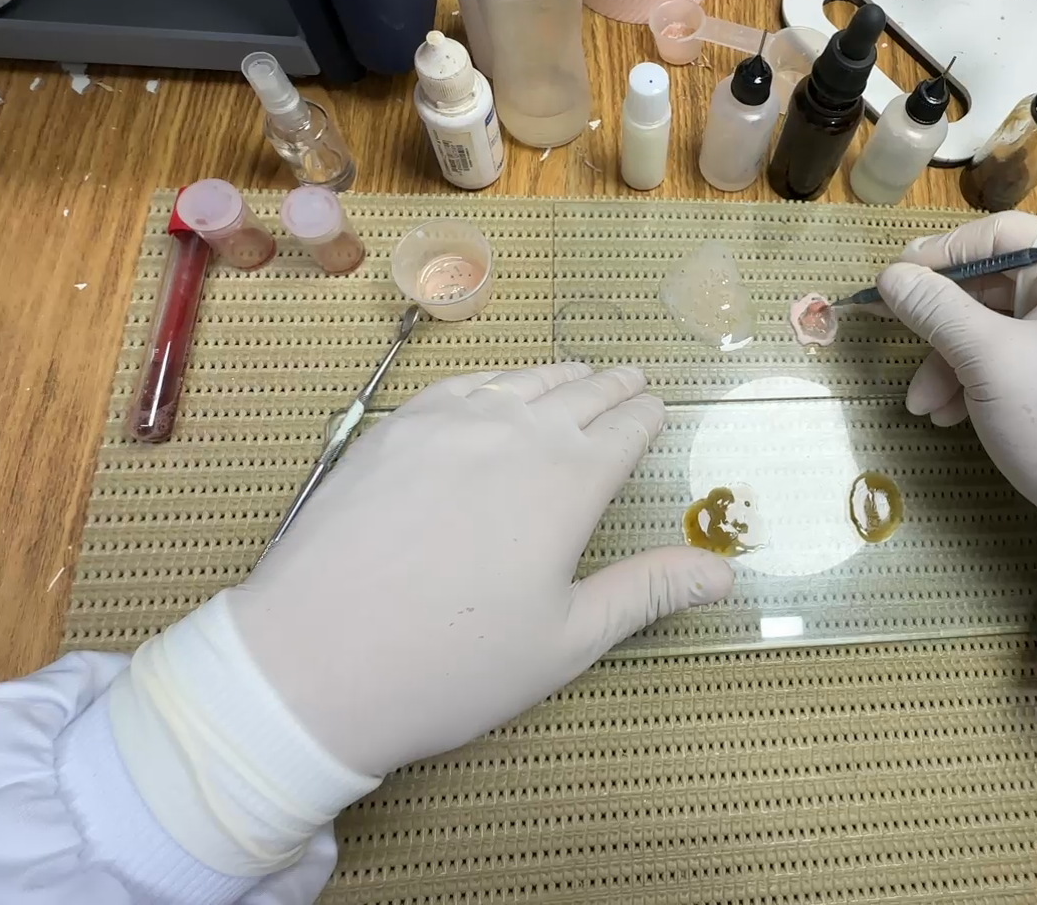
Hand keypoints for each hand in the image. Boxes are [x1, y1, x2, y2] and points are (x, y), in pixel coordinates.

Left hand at [230, 362, 734, 775]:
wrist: (311, 664)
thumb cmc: (454, 662)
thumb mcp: (567, 639)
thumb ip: (648, 592)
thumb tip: (726, 575)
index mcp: (568, 481)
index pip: (625, 430)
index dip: (647, 417)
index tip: (659, 408)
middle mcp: (517, 433)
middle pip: (581, 394)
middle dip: (615, 386)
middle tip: (634, 377)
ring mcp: (451, 421)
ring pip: (524, 380)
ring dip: (562, 375)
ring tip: (581, 372)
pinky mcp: (398, 426)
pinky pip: (463, 383)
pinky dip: (497, 377)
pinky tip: (500, 384)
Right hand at [873, 212, 1036, 531]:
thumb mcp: (989, 361)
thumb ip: (936, 310)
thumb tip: (889, 276)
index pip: (1003, 235)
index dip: (941, 253)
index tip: (892, 277)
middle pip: (994, 286)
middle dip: (940, 325)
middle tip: (887, 329)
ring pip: (994, 328)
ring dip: (949, 361)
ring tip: (921, 403)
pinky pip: (1009, 357)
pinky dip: (973, 380)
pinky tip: (949, 414)